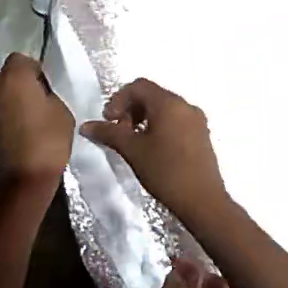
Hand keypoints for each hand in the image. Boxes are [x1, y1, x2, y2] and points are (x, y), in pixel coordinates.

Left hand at [0, 53, 73, 184]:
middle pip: (7, 78)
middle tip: (38, 103)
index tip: (45, 86)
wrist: (25, 177)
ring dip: (11, 103)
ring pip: (0, 97)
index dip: (33, 69)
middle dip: (21, 86)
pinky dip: (4, 120)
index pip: (19, 59)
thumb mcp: (62, 110)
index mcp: (14, 79)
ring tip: (28, 122)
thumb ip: (47, 93)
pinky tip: (17, 136)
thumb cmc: (49, 140)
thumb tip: (38, 92)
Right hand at [80, 78, 228, 220]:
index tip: (109, 120)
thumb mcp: (132, 151)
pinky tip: (151, 149)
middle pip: (152, 95)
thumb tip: (86, 126)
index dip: (118, 99)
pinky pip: (175, 121)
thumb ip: (108, 133)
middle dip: (130, 110)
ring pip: (164, 109)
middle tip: (119, 132)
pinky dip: (159, 127)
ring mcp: (197, 120)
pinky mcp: (201, 135)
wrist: (202, 201)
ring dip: (143, 119)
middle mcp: (186, 106)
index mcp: (169, 104)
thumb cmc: (165, 171)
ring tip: (133, 142)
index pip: (138, 86)